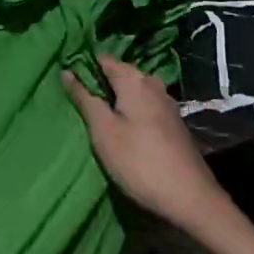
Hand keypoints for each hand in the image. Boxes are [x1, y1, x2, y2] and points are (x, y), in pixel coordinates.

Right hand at [62, 54, 226, 230]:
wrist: (188, 193)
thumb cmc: (139, 161)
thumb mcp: (104, 131)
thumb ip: (86, 99)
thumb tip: (67, 71)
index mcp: (135, 79)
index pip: (104, 59)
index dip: (84, 66)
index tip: (66, 80)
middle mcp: (152, 82)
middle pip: (119, 73)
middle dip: (99, 83)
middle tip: (76, 101)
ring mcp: (165, 100)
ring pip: (132, 90)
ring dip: (114, 99)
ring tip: (94, 115)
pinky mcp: (171, 119)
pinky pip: (143, 104)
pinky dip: (129, 109)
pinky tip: (120, 126)